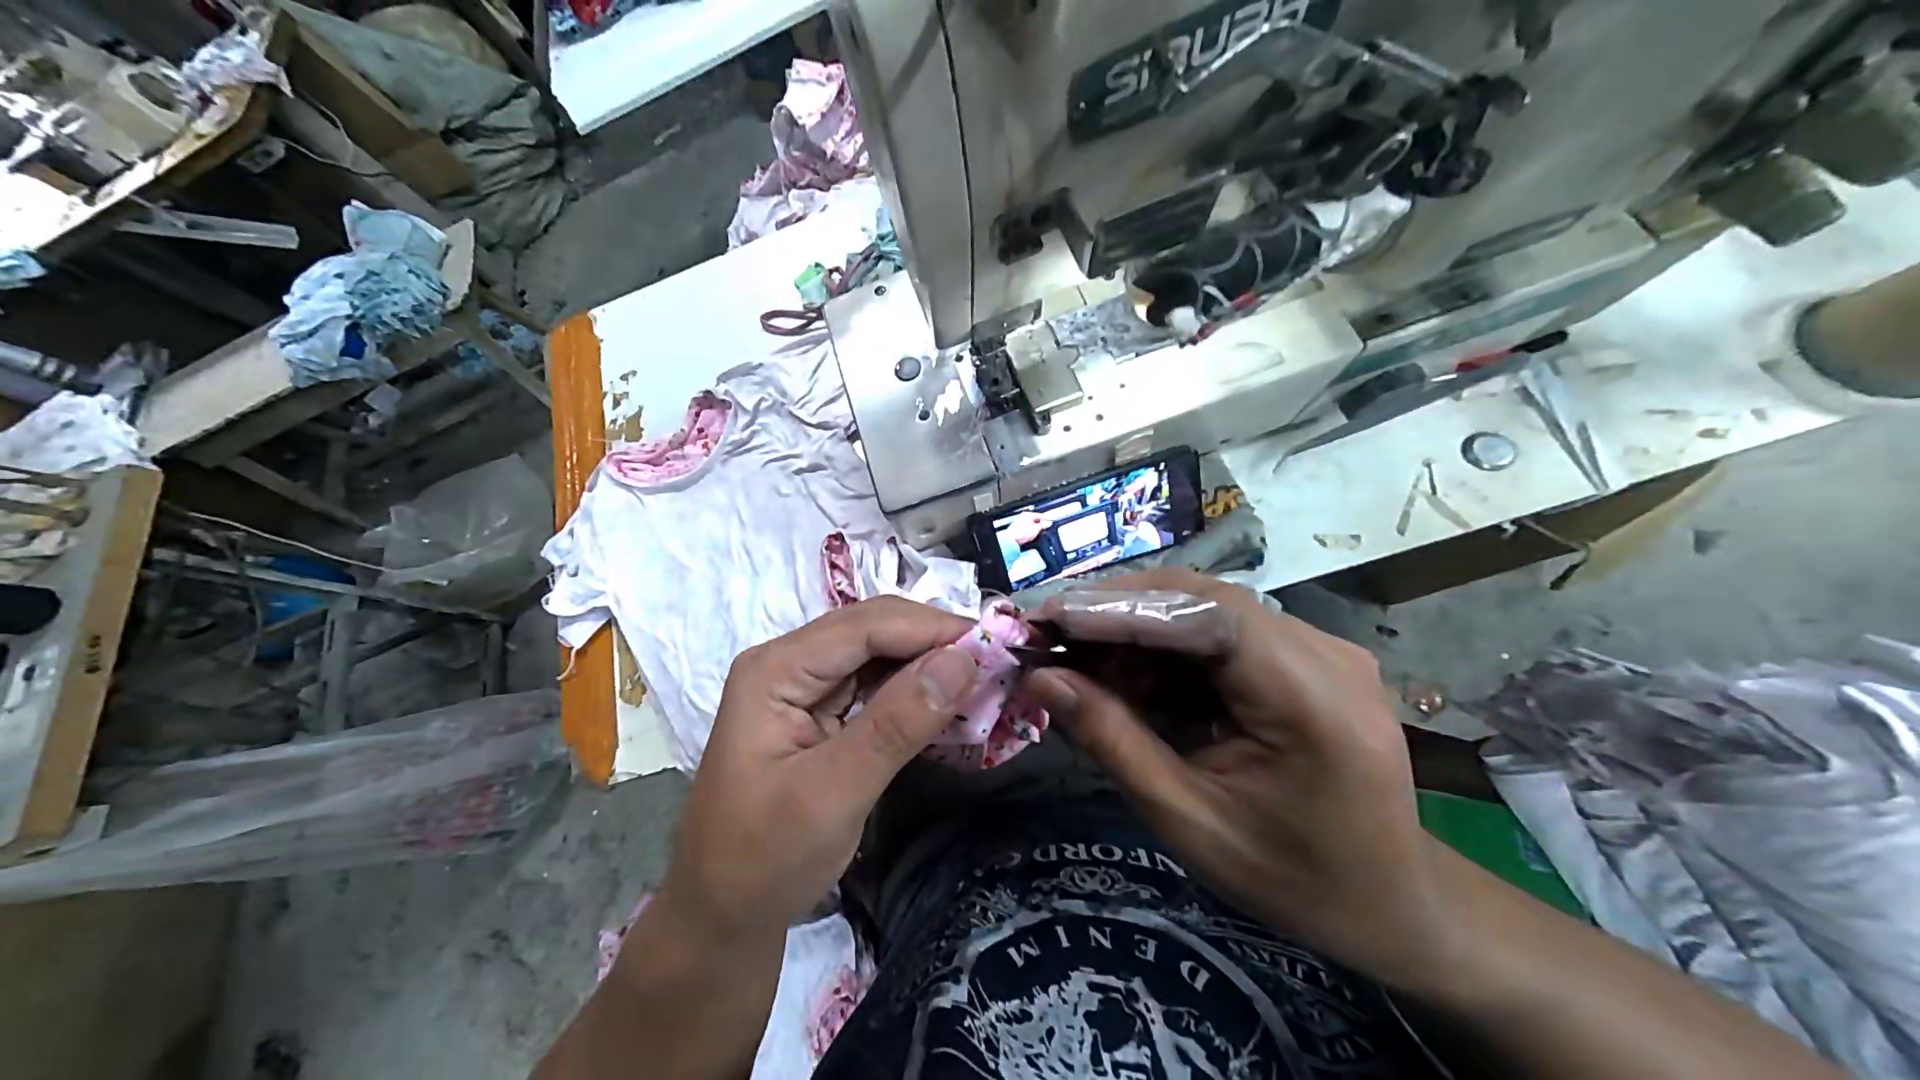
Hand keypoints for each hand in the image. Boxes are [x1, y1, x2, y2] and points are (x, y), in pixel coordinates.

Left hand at [660, 597, 978, 938]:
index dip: (931, 628)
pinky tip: (950, 703)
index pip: (865, 625)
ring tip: (985, 679)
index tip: (995, 644)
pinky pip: (877, 686)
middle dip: (935, 642)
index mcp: (775, 670)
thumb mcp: (833, 794)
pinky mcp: (821, 712)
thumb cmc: (764, 860)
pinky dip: (916, 691)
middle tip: (998, 664)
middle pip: (873, 630)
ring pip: (880, 654)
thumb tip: (963, 660)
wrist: (722, 915)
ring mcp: (804, 687)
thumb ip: (896, 724)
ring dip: (930, 664)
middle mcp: (789, 664)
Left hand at [999, 511, 1047, 546]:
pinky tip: (1032, 535)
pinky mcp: (1018, 529)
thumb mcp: (1036, 528)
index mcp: (1028, 514)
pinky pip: (1027, 529)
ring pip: (1031, 524)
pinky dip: (1030, 531)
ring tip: (1039, 533)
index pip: (1040, 515)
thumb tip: (1049, 523)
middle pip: (1035, 520)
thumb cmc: (1022, 532)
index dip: (1046, 519)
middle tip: (1046, 529)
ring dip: (1036, 528)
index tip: (1051, 522)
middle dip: (1041, 524)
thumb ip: (1044, 525)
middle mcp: (1023, 517)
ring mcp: (1020, 523)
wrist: (1011, 539)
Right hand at [1024, 569, 1454, 986]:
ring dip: (1137, 630)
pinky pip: (1222, 634)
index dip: (1124, 609)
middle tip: (1048, 631)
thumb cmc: (1292, 877)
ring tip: (1078, 660)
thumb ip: (1114, 742)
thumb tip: (1041, 679)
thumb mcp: (1189, 821)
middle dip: (1118, 612)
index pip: (1210, 619)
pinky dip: (1166, 651)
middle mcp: (1327, 655)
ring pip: (1207, 611)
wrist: (1390, 903)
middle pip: (1205, 601)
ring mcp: (1322, 650)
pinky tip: (1128, 677)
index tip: (1051, 617)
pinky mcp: (1307, 657)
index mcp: (1314, 702)